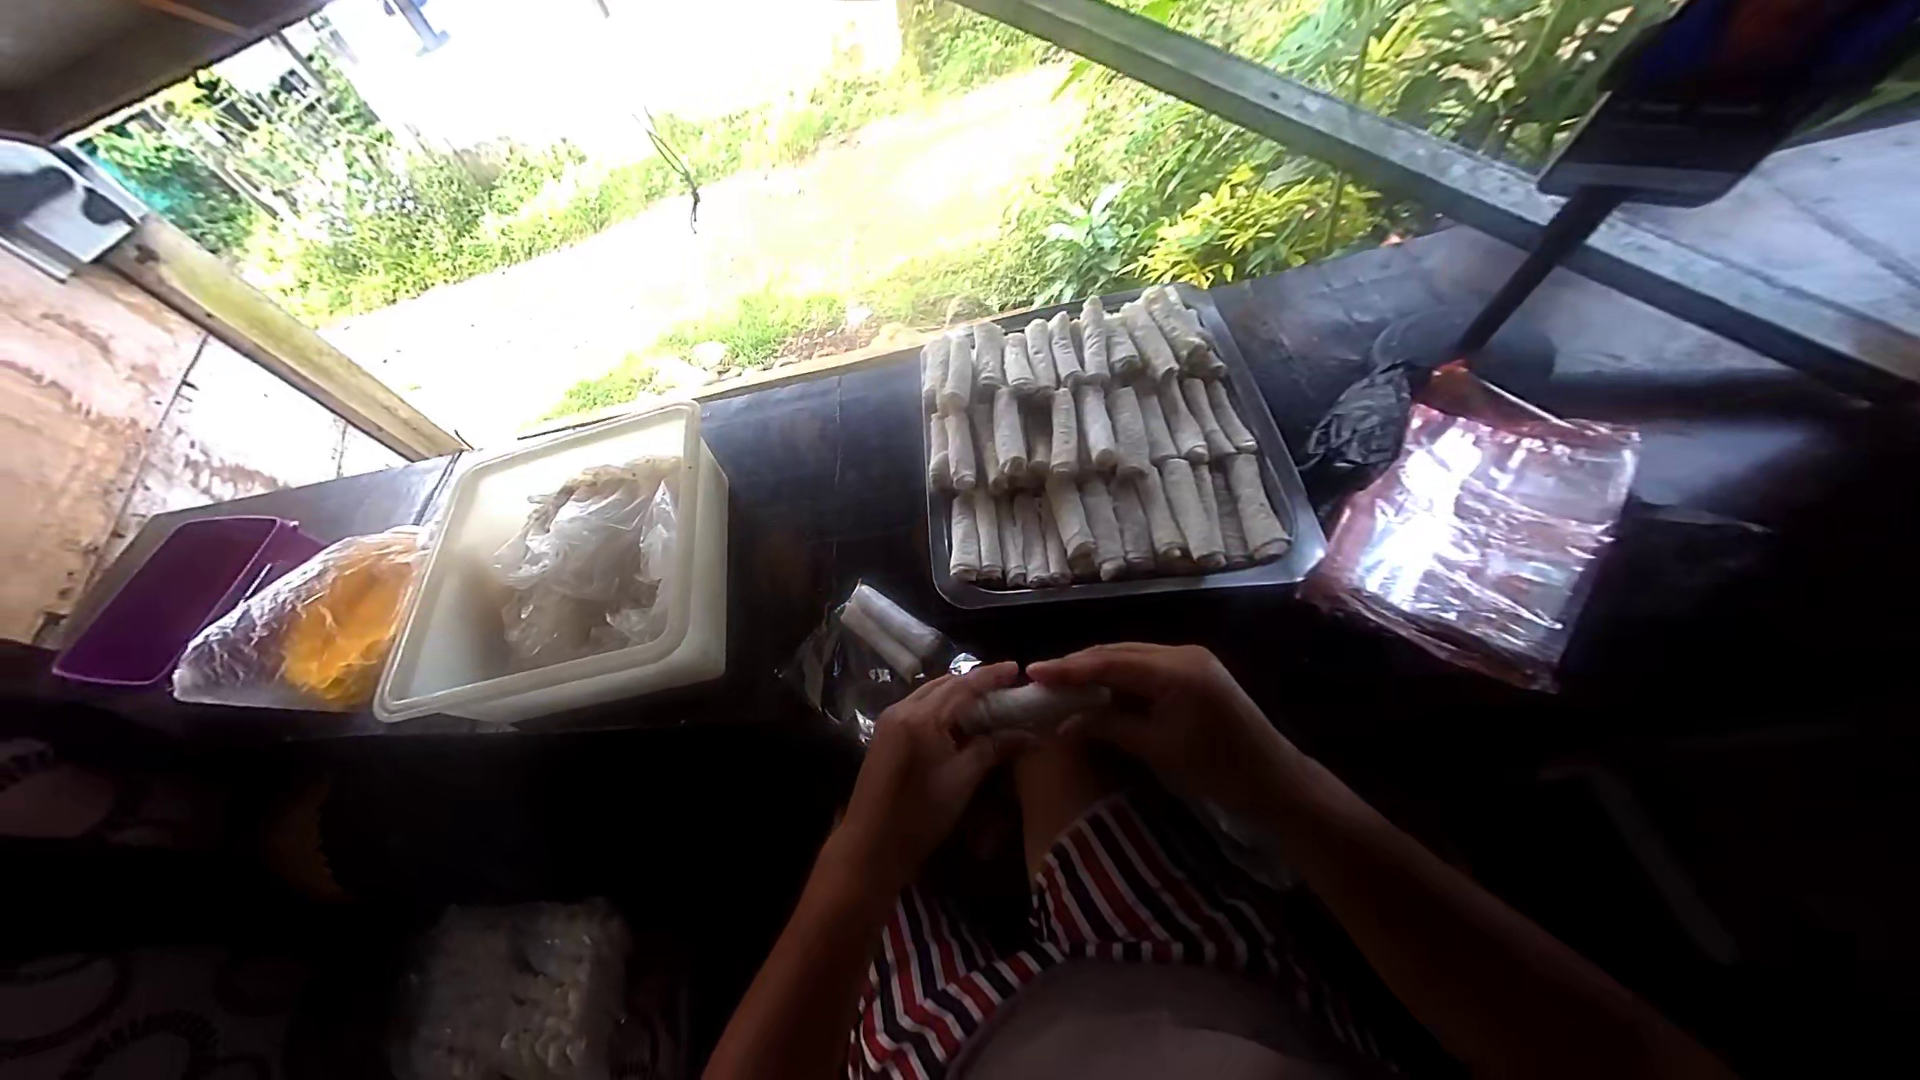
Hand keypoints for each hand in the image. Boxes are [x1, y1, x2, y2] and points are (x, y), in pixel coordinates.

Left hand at [826, 661, 1025, 899]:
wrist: (871, 847)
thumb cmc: (920, 813)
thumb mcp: (963, 779)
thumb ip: (994, 749)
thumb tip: (1030, 736)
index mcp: (921, 717)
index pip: (962, 686)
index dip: (991, 676)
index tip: (1016, 668)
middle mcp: (902, 709)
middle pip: (943, 684)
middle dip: (973, 681)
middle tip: (1003, 685)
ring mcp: (889, 721)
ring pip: (929, 694)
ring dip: (956, 693)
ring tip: (985, 698)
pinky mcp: (884, 735)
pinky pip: (918, 708)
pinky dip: (940, 707)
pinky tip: (957, 719)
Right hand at [1026, 644, 1299, 815]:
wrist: (1276, 781)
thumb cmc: (1217, 771)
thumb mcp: (1156, 750)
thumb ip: (1107, 727)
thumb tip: (1063, 724)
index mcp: (1175, 671)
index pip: (1110, 663)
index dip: (1069, 668)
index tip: (1033, 671)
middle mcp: (1181, 653)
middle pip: (1117, 652)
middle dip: (1078, 664)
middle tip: (1042, 677)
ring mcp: (1190, 657)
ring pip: (1129, 655)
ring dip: (1096, 668)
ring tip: (1062, 681)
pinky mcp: (1193, 668)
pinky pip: (1145, 664)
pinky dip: (1118, 674)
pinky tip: (1098, 686)